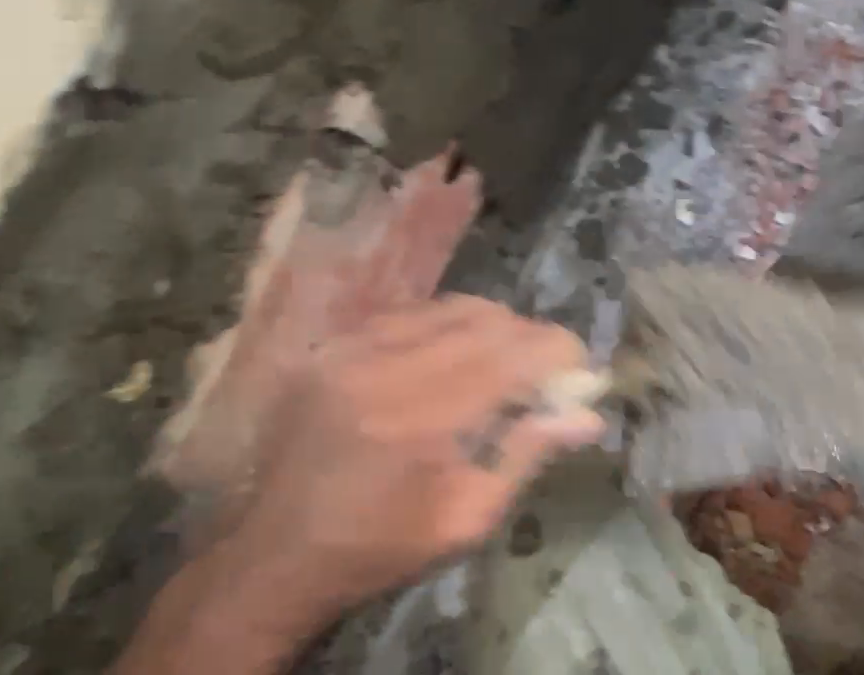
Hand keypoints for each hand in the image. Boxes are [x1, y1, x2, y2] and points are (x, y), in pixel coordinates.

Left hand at [220, 295, 605, 637]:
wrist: (274, 556)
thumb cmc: (381, 547)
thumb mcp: (467, 518)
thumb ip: (528, 454)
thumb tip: (589, 415)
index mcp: (421, 422)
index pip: (510, 355)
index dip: (556, 349)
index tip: (579, 364)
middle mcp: (385, 369)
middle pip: (485, 320)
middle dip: (528, 336)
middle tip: (543, 367)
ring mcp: (351, 350)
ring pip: (451, 307)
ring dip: (491, 326)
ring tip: (502, 360)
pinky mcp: (331, 346)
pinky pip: (410, 313)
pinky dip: (446, 325)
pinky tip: (452, 355)